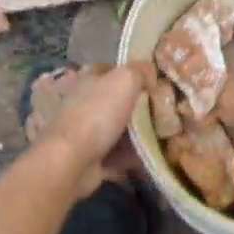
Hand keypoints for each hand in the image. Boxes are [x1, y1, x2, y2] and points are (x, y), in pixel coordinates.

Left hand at [35, 63, 155, 195]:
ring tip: (161, 133)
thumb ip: (140, 71)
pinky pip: (115, 155)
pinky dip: (130, 156)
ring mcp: (83, 135)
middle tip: (161, 109)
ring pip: (115, 129)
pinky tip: (149, 155)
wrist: (71, 162)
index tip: (152, 81)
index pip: (108, 71)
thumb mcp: (125, 80)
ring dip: (135, 133)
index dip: (130, 73)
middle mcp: (82, 106)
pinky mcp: (88, 160)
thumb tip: (151, 73)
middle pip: (113, 102)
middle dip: (135, 106)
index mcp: (87, 83)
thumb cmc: (98, 114)